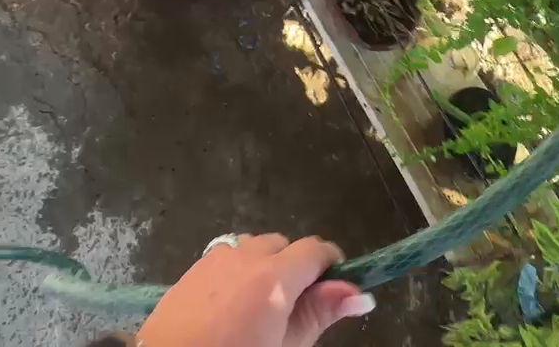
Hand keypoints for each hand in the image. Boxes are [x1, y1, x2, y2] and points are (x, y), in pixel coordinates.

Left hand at [135, 233, 374, 346]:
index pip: (316, 249)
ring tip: (260, 311)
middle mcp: (248, 254)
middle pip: (285, 245)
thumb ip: (321, 314)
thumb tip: (362, 293)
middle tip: (292, 313)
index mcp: (276, 276)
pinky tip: (231, 307)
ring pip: (256, 247)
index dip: (330, 266)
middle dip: (296, 269)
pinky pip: (229, 255)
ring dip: (266, 266)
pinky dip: (240, 271)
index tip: (334, 291)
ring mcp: (218, 256)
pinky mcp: (196, 266)